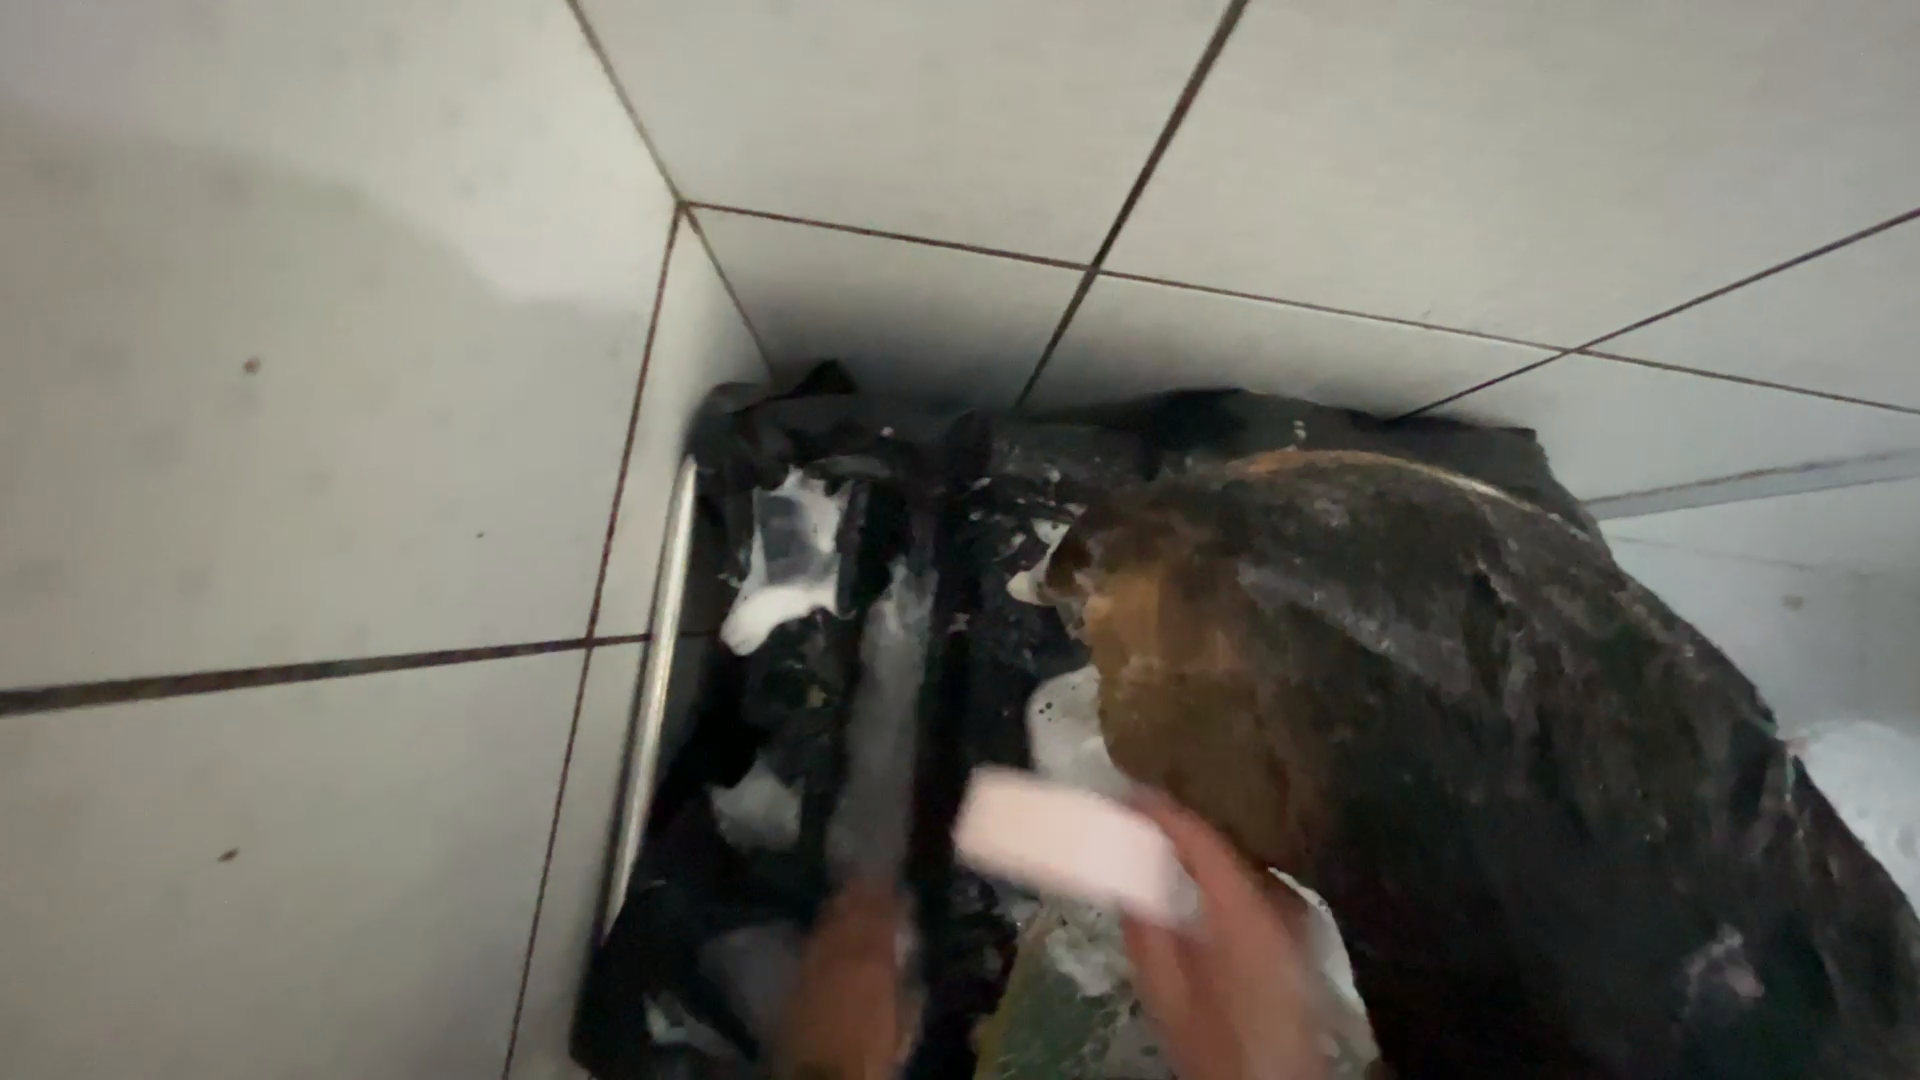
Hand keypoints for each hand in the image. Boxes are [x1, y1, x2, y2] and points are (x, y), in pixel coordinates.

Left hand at [774, 877, 908, 1079]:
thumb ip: (908, 989)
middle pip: (854, 909)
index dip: (891, 896)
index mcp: (875, 959)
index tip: (900, 883)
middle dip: (864, 888)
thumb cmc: (872, 1055)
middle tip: (872, 872)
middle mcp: (845, 950)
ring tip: (851, 886)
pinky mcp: (799, 976)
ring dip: (843, 900)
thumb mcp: (902, 1025)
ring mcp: (818, 960)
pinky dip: (825, 924)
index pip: (884, 915)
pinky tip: (828, 918)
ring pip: (832, 919)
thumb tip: (910, 964)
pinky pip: (815, 938)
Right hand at [1124, 792, 1325, 1079]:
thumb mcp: (1166, 993)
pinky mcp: (1295, 932)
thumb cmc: (1216, 1047)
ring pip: (1237, 859)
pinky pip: (1249, 878)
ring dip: (1197, 844)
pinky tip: (1192, 873)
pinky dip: (1217, 866)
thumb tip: (1122, 872)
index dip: (1164, 811)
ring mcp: (1293, 917)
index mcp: (1243, 914)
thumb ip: (1144, 928)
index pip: (1202, 841)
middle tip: (1135, 814)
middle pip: (1222, 844)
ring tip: (1156, 836)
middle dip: (1177, 825)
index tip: (1128, 791)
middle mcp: (1277, 903)